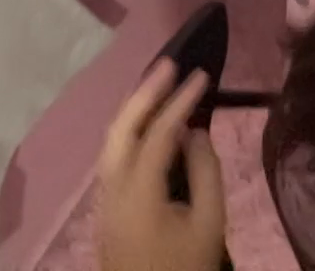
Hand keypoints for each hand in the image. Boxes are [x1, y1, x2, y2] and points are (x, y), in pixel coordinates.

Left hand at [97, 62, 225, 270]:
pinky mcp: (107, 213)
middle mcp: (112, 195)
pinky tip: (150, 121)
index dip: (180, 101)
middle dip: (143, 93)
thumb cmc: (187, 269)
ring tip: (159, 83)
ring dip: (134, 109)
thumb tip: (195, 132)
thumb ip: (205, 170)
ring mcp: (104, 205)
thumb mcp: (210, 222)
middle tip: (170, 64)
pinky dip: (131, 130)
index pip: (157, 134)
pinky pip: (114, 158)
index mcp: (139, 196)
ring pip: (110, 144)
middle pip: (119, 132)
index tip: (202, 75)